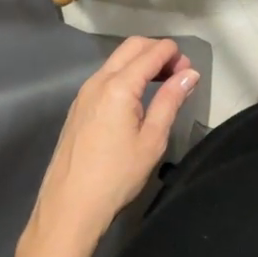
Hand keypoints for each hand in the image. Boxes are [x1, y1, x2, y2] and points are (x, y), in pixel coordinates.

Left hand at [28, 37, 199, 240]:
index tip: (189, 73)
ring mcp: (84, 94)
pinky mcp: (77, 108)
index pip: (152, 52)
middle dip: (158, 51)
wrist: (68, 210)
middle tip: (177, 74)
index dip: (175, 55)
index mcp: (119, 86)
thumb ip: (171, 100)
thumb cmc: (116, 177)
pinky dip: (125, 75)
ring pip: (117, 60)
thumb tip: (190, 74)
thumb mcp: (152, 140)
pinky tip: (136, 100)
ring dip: (141, 62)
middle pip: (132, 46)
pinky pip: (105, 76)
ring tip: (161, 85)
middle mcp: (98, 81)